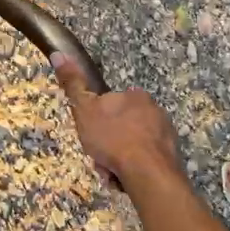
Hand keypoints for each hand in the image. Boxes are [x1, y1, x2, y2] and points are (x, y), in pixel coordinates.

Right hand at [51, 51, 185, 193]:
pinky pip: (144, 158)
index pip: (111, 102)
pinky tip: (124, 176)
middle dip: (108, 139)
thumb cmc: (112, 137)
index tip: (90, 132)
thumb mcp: (84, 108)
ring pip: (133, 142)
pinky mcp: (171, 156)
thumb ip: (73, 83)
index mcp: (136, 96)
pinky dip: (133, 166)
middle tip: (98, 153)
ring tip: (110, 169)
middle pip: (122, 124)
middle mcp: (156, 110)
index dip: (97, 118)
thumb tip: (59, 55)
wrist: (147, 172)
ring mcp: (166, 134)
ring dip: (119, 155)